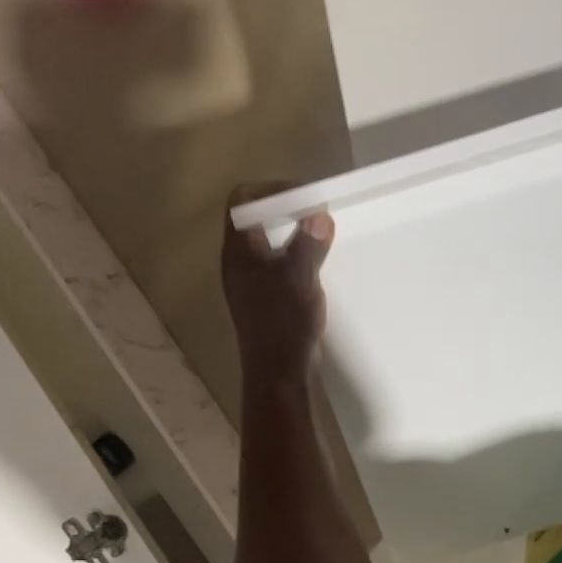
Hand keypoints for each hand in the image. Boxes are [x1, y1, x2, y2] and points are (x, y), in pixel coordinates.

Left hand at [223, 183, 334, 384]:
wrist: (278, 372)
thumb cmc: (284, 323)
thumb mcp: (299, 279)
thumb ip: (308, 245)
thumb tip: (318, 215)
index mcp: (238, 251)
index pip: (242, 201)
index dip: (270, 190)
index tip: (303, 197)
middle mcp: (239, 262)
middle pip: (256, 221)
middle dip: (287, 212)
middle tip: (317, 214)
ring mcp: (251, 283)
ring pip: (269, 244)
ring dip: (294, 236)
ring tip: (322, 238)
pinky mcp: (266, 300)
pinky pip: (279, 266)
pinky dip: (297, 258)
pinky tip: (318, 268)